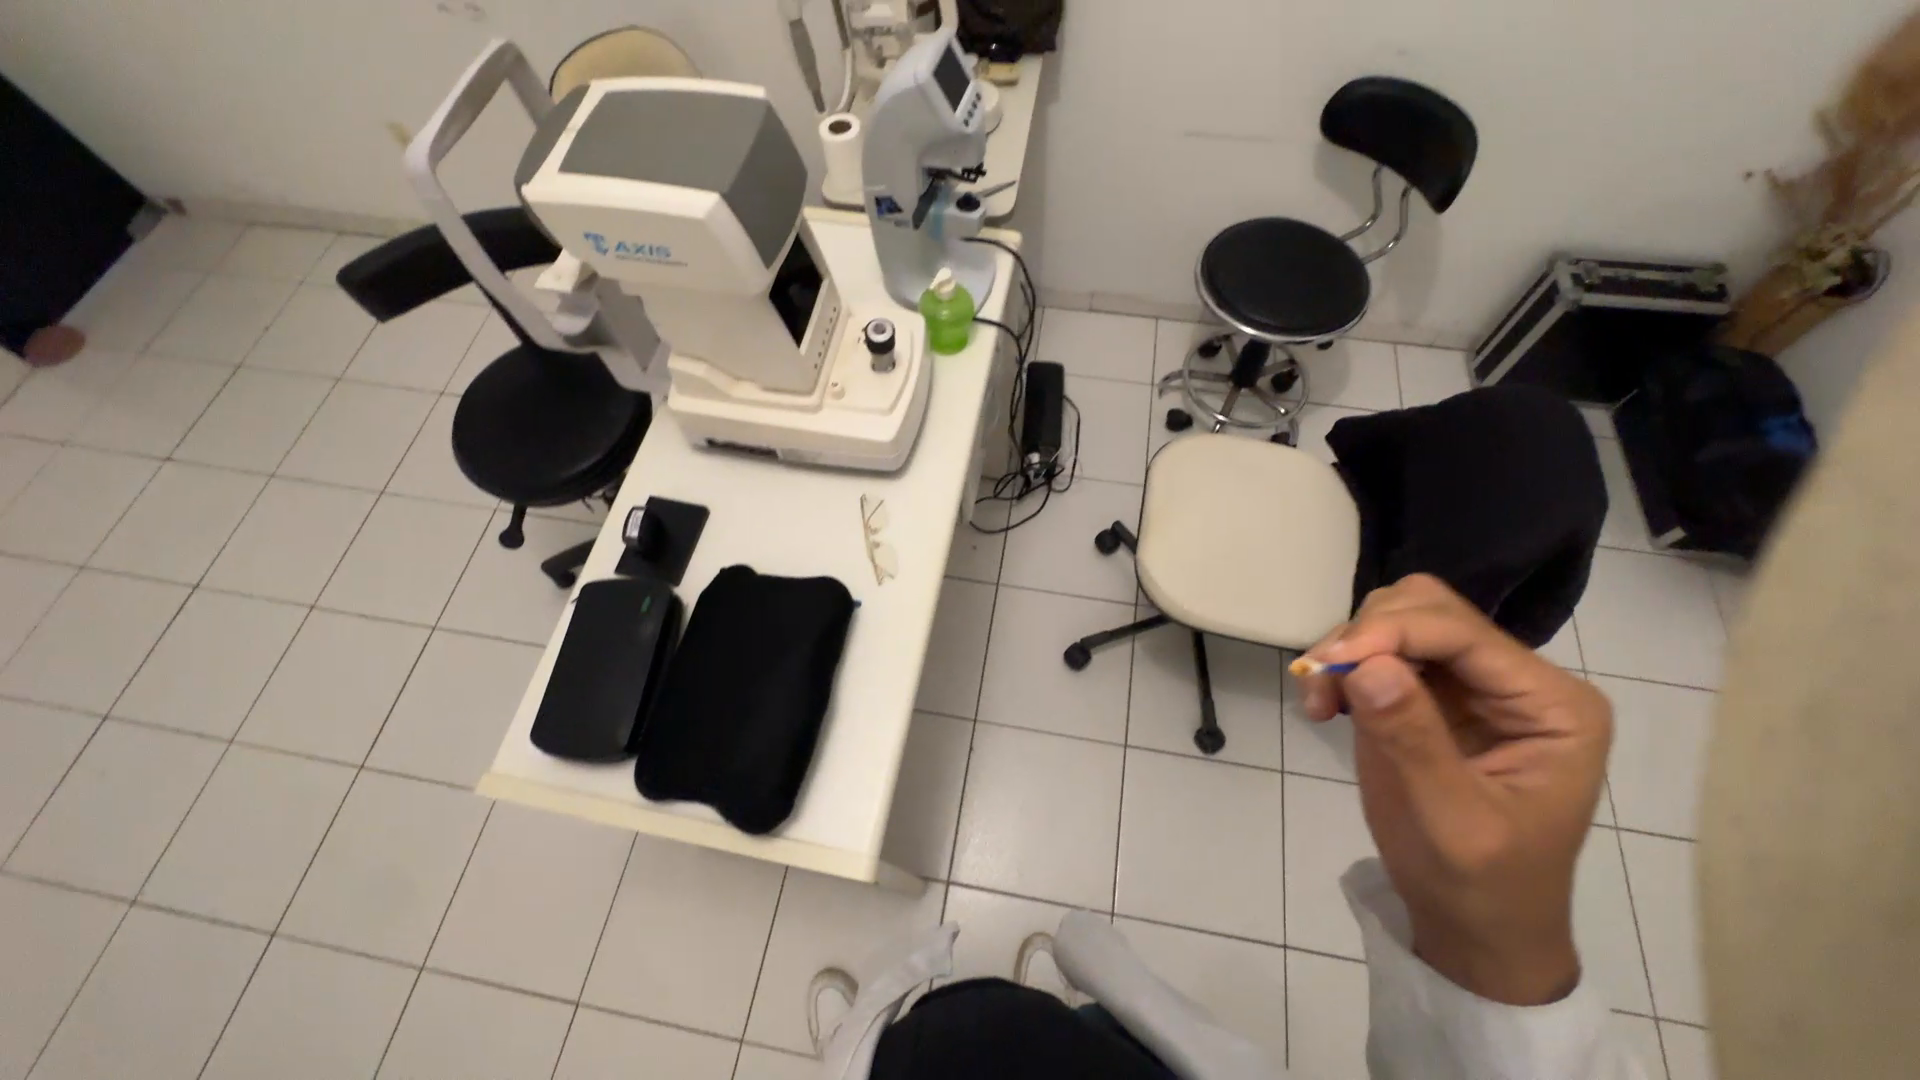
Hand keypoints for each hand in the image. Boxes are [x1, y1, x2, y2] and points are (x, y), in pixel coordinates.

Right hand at [1296, 574, 1611, 1005]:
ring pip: (1398, 621)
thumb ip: (1414, 740)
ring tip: (1320, 702)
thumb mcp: (1452, 822)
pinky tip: (1324, 706)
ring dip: (1349, 649)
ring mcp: (1469, 686)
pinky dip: (1343, 667)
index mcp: (1550, 704)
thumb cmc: (1481, 885)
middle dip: (1368, 634)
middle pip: (1430, 610)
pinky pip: (1378, 653)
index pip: (1465, 633)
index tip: (1329, 663)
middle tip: (1322, 680)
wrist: (1475, 928)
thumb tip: (1366, 664)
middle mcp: (1514, 681)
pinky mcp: (1427, 698)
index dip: (1393, 632)